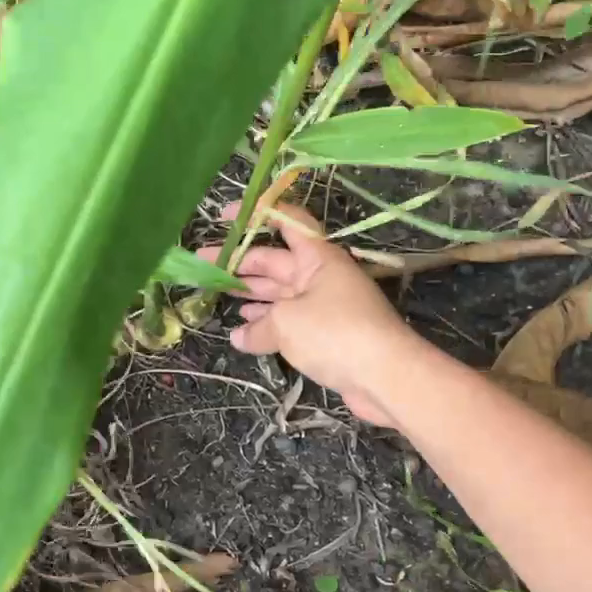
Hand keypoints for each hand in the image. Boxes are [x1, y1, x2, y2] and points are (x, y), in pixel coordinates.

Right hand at [197, 201, 422, 426]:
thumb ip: (257, 327)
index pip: (287, 222)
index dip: (256, 213)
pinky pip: (288, 320)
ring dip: (249, 293)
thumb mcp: (286, 323)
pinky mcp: (326, 334)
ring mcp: (324, 305)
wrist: (388, 378)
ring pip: (279, 292)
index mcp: (317, 258)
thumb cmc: (335, 333)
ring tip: (217, 293)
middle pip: (274, 261)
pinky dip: (265, 323)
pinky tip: (243, 329)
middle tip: (203, 264)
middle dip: (239, 262)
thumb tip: (239, 336)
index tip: (224, 215)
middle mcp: (320, 276)